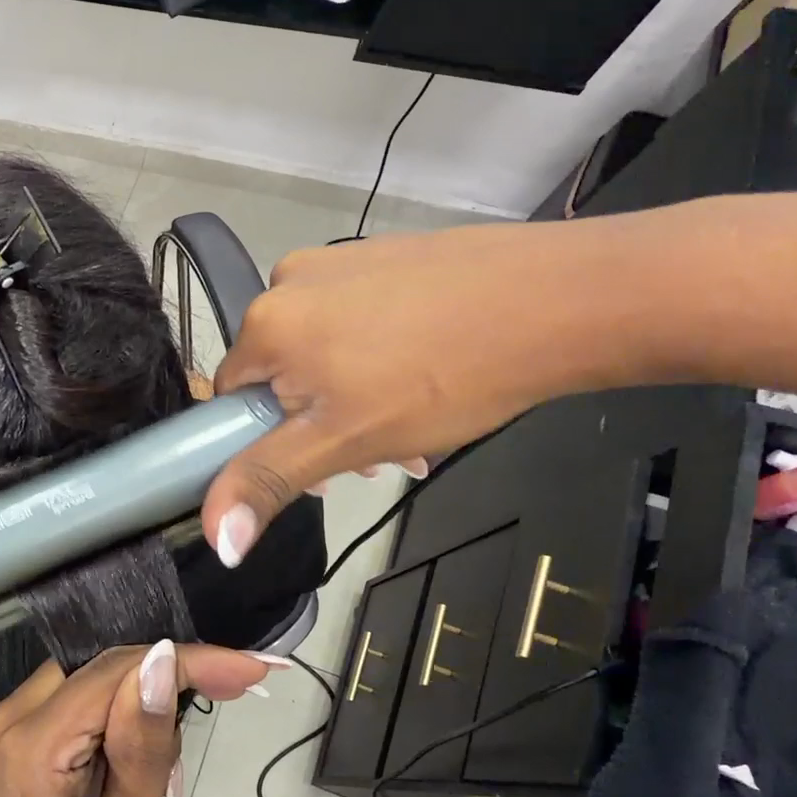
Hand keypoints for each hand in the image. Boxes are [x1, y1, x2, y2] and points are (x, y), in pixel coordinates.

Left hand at [0, 641, 270, 796]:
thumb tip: (162, 665)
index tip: (251, 670)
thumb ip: (143, 749)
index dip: (184, 660)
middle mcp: (15, 712)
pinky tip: (158, 716)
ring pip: (93, 671)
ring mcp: (12, 713)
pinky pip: (80, 689)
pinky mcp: (20, 722)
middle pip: (102, 665)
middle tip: (241, 683)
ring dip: (150, 682)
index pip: (115, 673)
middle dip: (173, 667)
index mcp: (35, 742)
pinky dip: (123, 697)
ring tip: (210, 694)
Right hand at [198, 219, 631, 564]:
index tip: (320, 466)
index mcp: (264, 323)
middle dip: (317, 423)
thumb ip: (268, 482)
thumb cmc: (450, 375)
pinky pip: (357, 318)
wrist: (579, 297)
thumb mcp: (345, 442)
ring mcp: (341, 261)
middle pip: (278, 375)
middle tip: (379, 453)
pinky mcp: (388, 253)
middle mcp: (288, 281)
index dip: (266, 442)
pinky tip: (427, 375)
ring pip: (320, 350)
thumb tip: (218, 543)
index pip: (232, 400)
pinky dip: (378, 355)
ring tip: (414, 423)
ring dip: (349, 395)